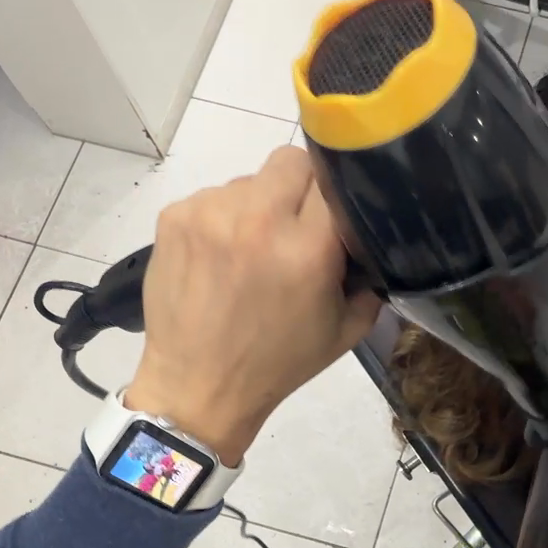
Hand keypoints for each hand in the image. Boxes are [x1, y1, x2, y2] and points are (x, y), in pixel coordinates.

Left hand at [122, 146, 380, 462]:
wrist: (200, 386)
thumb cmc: (280, 363)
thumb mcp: (346, 330)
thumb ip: (370, 278)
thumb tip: (371, 240)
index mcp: (307, 248)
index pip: (333, 178)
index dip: (338, 198)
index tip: (336, 220)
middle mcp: (258, 219)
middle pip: (292, 161)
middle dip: (302, 189)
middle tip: (298, 227)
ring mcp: (210, 213)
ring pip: (251, 179)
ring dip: (260, 206)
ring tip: (254, 251)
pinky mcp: (175, 216)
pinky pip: (215, 196)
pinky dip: (226, 219)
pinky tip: (223, 257)